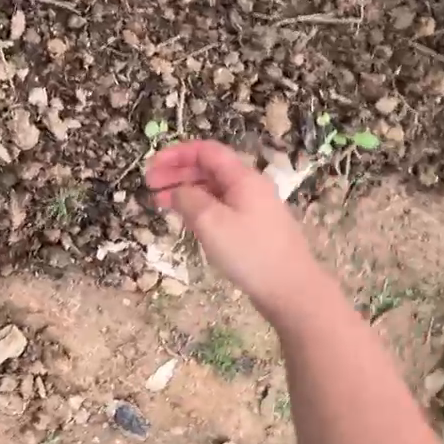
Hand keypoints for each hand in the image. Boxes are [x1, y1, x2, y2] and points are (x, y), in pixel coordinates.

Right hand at [145, 141, 330, 323]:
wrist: (294, 292)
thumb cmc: (250, 252)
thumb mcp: (210, 221)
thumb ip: (187, 197)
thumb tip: (178, 191)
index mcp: (243, 178)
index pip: (205, 151)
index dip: (176, 153)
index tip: (152, 165)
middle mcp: (250, 188)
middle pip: (208, 168)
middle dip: (176, 172)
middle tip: (150, 185)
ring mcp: (254, 209)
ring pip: (212, 189)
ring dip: (184, 190)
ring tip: (160, 203)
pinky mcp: (254, 228)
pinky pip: (220, 207)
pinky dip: (198, 207)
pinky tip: (185, 220)